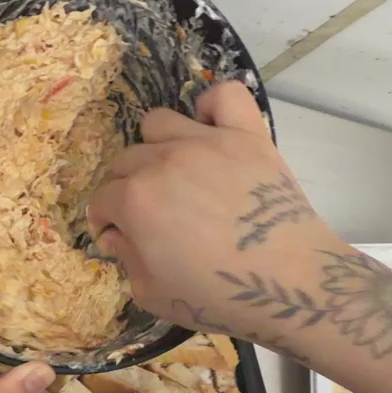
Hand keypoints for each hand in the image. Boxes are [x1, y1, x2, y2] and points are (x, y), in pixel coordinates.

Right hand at [88, 82, 343, 333]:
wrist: (289, 284)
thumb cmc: (216, 296)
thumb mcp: (151, 293)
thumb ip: (126, 260)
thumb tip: (118, 234)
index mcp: (135, 200)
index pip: (102, 199)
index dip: (105, 221)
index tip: (118, 236)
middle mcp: (163, 161)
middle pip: (124, 160)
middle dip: (124, 188)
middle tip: (147, 212)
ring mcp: (207, 142)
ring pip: (158, 122)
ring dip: (155, 147)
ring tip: (173, 171)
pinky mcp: (247, 135)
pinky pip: (223, 96)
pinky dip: (210, 108)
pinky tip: (209, 132)